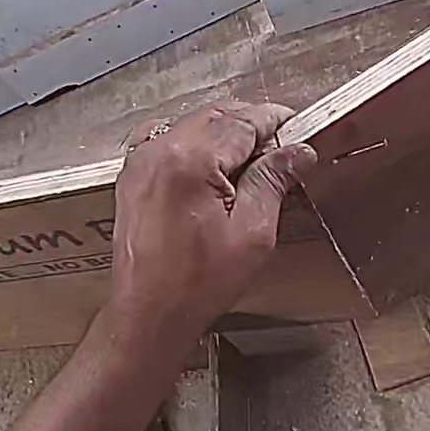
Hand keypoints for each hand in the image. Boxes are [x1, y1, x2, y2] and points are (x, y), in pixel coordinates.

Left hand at [97, 101, 315, 353]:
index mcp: (190, 160)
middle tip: (278, 153)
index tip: (296, 133)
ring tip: (248, 165)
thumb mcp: (252, 234)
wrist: (150, 314)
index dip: (275, 123)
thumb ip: (272, 182)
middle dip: (249, 128)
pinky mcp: (132, 179)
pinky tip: (209, 170)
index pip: (243, 120)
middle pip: (216, 116)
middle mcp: (158, 152)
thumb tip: (297, 152)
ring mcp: (140, 163)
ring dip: (222, 135)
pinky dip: (193, 146)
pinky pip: (167, 142)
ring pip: (191, 125)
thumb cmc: (196, 284)